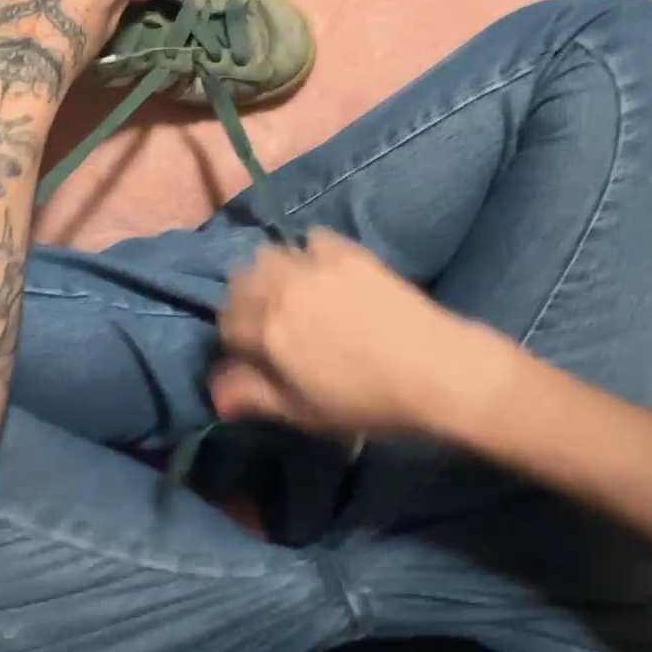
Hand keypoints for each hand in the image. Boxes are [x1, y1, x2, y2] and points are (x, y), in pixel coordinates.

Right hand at [212, 230, 528, 437]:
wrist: (437, 369)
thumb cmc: (369, 402)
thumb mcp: (306, 412)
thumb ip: (255, 396)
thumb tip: (215, 391)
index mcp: (267, 331)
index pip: (225, 322)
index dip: (236, 340)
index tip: (254, 354)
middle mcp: (281, 289)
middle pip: (240, 282)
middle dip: (246, 301)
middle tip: (271, 323)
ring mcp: (313, 265)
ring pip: (268, 255)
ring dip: (270, 272)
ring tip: (291, 292)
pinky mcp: (346, 251)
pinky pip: (312, 239)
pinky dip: (310, 252)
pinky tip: (325, 272)